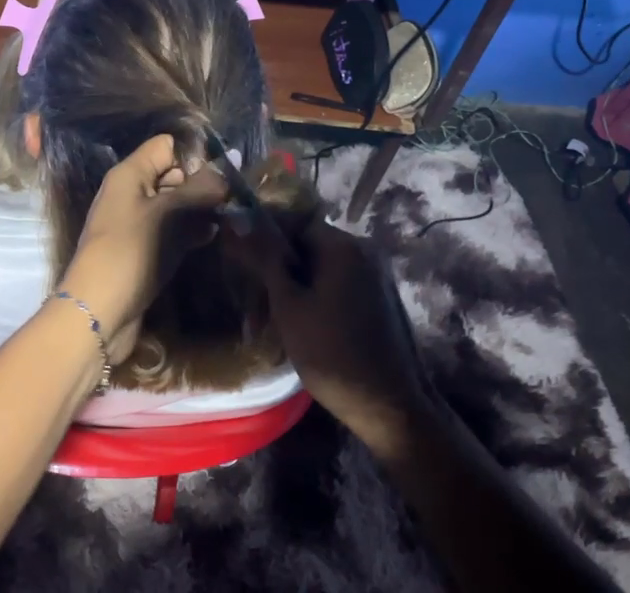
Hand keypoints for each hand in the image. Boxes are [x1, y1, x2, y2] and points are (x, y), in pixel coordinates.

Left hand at [58, 135, 228, 364]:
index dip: (194, 154)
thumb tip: (231, 164)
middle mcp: (130, 193)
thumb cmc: (130, 252)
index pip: (165, 146)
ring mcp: (136, 223)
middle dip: (203, 183)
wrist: (98, 311)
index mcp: (129, 174)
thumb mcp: (167, 214)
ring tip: (233, 216)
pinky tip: (214, 235)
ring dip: (201, 210)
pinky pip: (171, 231)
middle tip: (236, 196)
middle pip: (171, 174)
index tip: (225, 171)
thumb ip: (199, 189)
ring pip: (174, 205)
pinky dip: (191, 231)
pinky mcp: (143, 251)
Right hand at [224, 164, 441, 459]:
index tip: (241, 265)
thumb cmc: (332, 354)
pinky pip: (338, 287)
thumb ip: (265, 259)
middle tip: (254, 307)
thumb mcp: (288, 305)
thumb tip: (239, 219)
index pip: (293, 222)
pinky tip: (301, 330)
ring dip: (294, 290)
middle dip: (278, 272)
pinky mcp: (380, 300)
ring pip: (321, 270)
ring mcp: (376, 277)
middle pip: (308, 247)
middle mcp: (364, 252)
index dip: (264, 241)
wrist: (390, 408)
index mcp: (344, 246)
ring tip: (271, 325)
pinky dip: (316, 300)